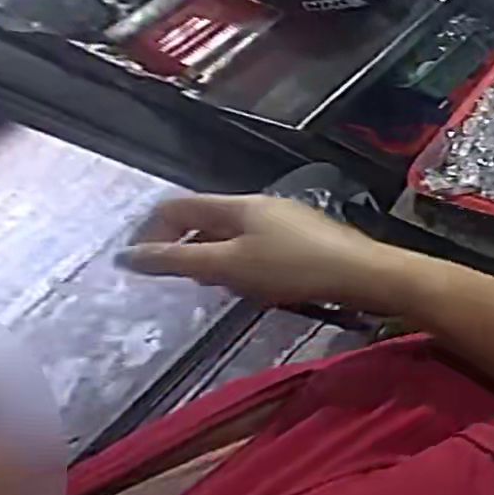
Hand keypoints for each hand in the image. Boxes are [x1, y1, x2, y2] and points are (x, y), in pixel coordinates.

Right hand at [118, 195, 395, 309]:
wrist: (364, 274)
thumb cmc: (295, 267)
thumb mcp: (226, 264)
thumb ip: (175, 259)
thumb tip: (129, 255)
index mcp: (242, 205)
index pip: (177, 207)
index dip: (150, 234)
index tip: (141, 267)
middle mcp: (266, 207)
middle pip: (208, 223)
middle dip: (190, 253)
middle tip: (196, 282)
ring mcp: (291, 222)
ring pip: (237, 241)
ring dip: (223, 265)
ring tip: (235, 287)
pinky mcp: (310, 241)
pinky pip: (265, 252)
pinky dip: (253, 269)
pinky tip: (265, 289)